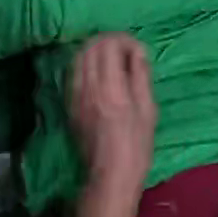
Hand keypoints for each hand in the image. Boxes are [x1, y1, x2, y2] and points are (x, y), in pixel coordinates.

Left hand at [69, 33, 156, 190]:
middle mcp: (88, 86)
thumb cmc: (136, 144)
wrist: (110, 176)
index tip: (137, 50)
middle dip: (109, 41)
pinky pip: (74, 72)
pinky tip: (99, 74)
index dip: (124, 40)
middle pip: (90, 46)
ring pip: (78, 57)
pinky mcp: (69, 104)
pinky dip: (86, 64)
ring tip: (112, 59)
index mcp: (110, 87)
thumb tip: (137, 52)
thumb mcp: (148, 108)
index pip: (109, 45)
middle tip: (125, 50)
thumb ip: (141, 75)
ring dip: (95, 50)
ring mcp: (75, 95)